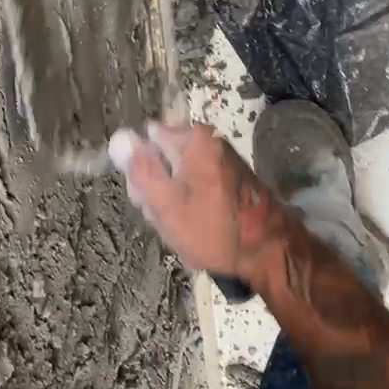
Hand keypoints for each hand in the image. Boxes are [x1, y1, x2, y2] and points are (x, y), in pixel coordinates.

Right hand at [108, 123, 289, 284]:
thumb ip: (140, 169)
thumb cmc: (213, 230)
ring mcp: (222, 161)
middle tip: (167, 220)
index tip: (147, 199)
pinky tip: (200, 230)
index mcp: (193, 140)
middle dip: (158, 193)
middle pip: (162, 161)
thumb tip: (119, 137)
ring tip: (185, 230)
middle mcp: (210, 142)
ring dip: (174, 206)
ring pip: (179, 180)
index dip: (140, 173)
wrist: (269, 252)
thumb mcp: (166, 203)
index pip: (145, 143)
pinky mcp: (231, 180)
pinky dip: (193, 210)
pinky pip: (198, 190)